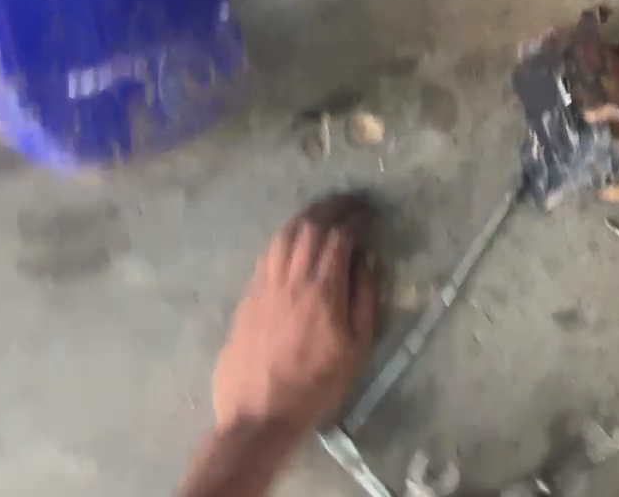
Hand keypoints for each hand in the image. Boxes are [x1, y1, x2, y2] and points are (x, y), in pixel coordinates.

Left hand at [211, 195, 379, 435]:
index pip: (341, 237)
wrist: (259, 417)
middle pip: (310, 228)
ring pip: (284, 237)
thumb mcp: (358, 344)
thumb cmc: (318, 382)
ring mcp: (265, 288)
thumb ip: (364, 296)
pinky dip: (284, 238)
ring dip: (306, 217)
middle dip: (332, 207)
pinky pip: (267, 256)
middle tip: (350, 201)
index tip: (371, 212)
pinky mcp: (247, 300)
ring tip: (323, 210)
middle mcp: (292, 281)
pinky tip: (294, 238)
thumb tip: (368, 260)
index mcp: (324, 291)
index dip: (357, 218)